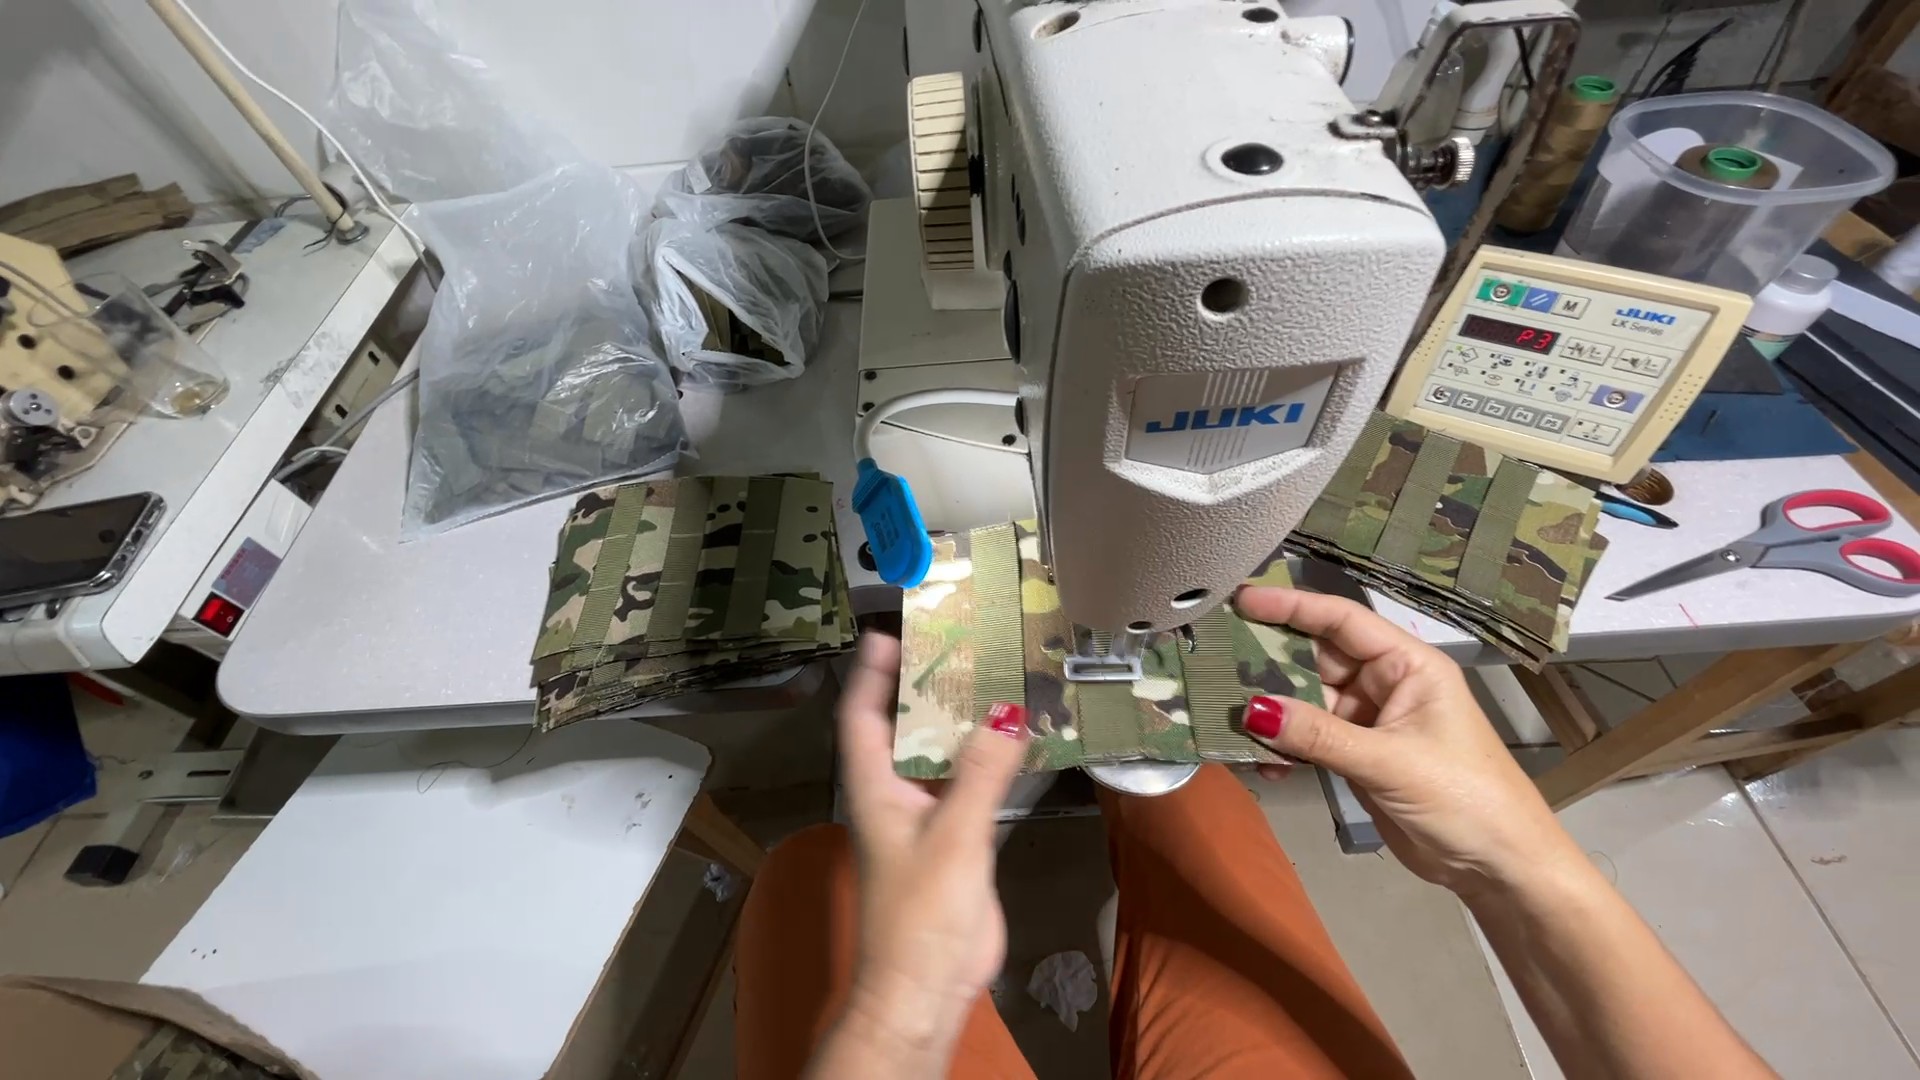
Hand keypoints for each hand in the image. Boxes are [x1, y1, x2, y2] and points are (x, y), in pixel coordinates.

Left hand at [832, 632, 1028, 1063]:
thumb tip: (1009, 710)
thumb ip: (982, 773)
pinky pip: (965, 781)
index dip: (869, 674)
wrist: (927, 988)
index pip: (860, 716)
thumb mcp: (953, 836)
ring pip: (935, 752)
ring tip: (988, 676)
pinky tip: (1011, 736)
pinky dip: (983, 756)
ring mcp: (922, 813)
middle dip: (920, 685)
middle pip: (900, 725)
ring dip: (956, 719)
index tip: (888, 634)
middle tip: (954, 643)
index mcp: (873, 786)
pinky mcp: (952, 835)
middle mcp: (893, 791)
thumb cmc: (921, 912)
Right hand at [1233, 587, 1582, 899]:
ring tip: (1227, 714)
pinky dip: (1283, 748)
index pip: (1341, 620)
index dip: (1291, 606)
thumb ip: (1318, 735)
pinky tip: (1262, 765)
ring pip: (1303, 699)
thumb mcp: (1389, 762)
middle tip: (1215, 656)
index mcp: (1406, 665)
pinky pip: (1305, 737)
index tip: (1241, 600)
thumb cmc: (1465, 798)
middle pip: (1313, 657)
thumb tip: (1251, 710)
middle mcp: (1382, 683)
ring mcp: (1365, 719)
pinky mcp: (1353, 753)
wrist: (1500, 870)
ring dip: (1270, 711)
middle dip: (1267, 660)